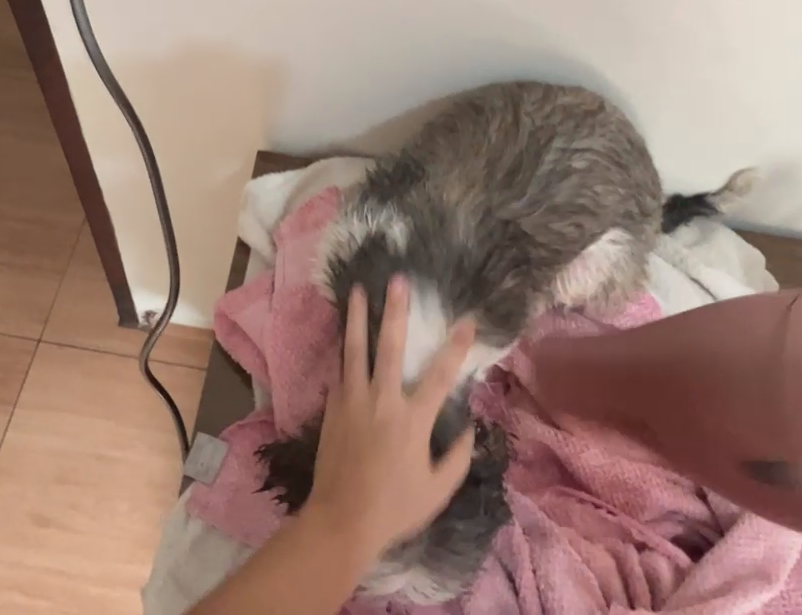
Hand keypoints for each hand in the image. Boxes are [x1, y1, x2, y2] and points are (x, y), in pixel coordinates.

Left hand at [301, 275, 476, 561]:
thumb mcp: (438, 489)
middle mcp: (382, 400)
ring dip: (356, 317)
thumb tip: (469, 427)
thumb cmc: (394, 507)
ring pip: (354, 349)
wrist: (340, 520)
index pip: (440, 374)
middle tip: (397, 280)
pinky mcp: (332, 407)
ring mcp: (352, 400)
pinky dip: (342, 350)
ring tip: (356, 290)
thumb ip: (458, 457)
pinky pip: (339, 371)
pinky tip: (342, 335)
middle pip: (389, 346)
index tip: (468, 319)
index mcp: (412, 419)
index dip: (456, 346)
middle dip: (394, 310)